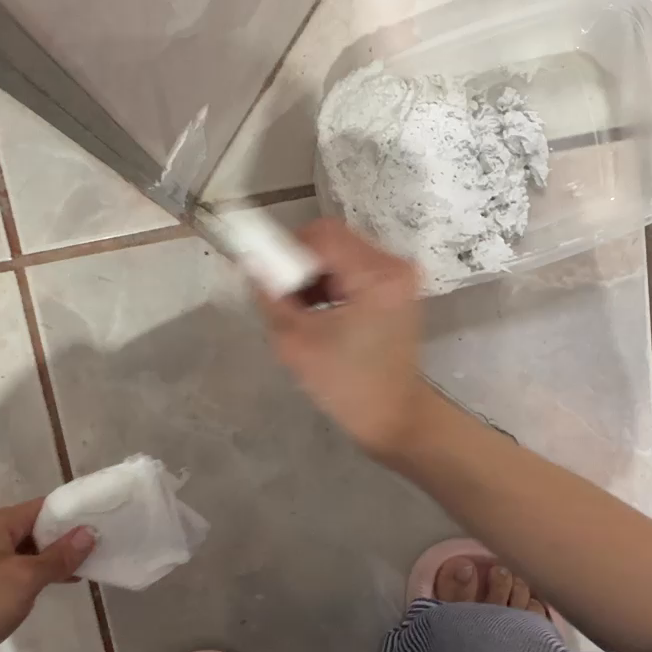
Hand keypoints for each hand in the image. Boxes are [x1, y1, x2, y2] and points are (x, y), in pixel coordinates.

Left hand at [0, 498, 95, 651]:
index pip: (43, 506)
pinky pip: (19, 567)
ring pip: (29, 549)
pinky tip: (60, 583)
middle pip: (36, 526)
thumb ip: (59, 556)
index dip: (73, 513)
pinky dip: (40, 572)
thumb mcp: (25, 579)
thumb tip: (89, 532)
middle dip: (67, 537)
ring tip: (88, 567)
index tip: (103, 523)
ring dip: (55, 557)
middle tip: (101, 548)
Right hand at [256, 219, 430, 456]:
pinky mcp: (396, 291)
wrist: (393, 417)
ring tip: (303, 315)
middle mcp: (394, 265)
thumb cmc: (346, 386)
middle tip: (284, 302)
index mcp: (376, 275)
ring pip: (339, 256)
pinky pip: (352, 273)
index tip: (268, 278)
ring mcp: (398, 277)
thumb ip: (270, 296)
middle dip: (300, 268)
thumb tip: (252, 261)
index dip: (287, 251)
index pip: (322, 235)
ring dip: (314, 279)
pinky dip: (330, 288)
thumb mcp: (295, 342)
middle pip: (332, 242)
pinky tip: (321, 318)